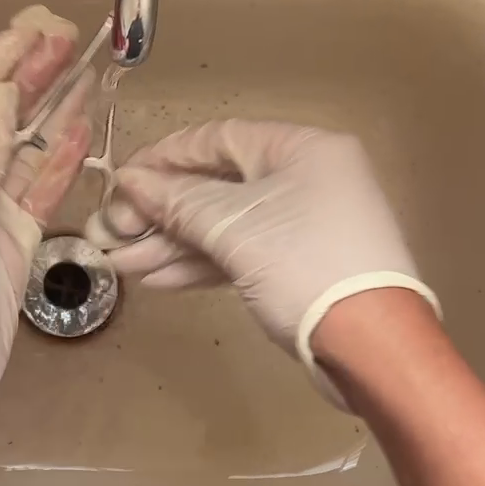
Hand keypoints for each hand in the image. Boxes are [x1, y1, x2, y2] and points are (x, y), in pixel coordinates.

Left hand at [0, 6, 91, 438]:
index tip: (29, 30)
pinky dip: (59, 160)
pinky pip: (37, 189)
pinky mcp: (10, 239)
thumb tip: (2, 94)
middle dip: (25, 76)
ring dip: (49, 110)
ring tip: (82, 68)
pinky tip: (82, 127)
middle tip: (65, 37)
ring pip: (19, 149)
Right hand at [84, 119, 434, 408]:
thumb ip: (175, 200)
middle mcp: (302, 178)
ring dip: (169, 243)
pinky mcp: (293, 261)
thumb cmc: (303, 265)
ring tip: (120, 263)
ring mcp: (299, 222)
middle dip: (158, 213)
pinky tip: (155, 278)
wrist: (371, 346)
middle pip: (212, 185)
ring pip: (220, 223)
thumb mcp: (232, 228)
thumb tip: (128, 180)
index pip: (215, 139)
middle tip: (113, 232)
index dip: (161, 159)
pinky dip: (197, 262)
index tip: (119, 181)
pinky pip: (235, 250)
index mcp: (299, 149)